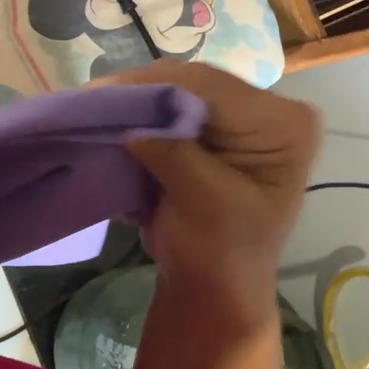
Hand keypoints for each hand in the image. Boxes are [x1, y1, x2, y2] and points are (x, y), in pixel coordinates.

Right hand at [96, 62, 321, 320]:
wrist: (213, 284)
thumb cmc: (222, 252)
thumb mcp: (206, 205)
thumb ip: (175, 158)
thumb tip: (131, 128)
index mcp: (282, 125)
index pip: (211, 87)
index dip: (153, 86)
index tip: (98, 94)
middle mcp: (263, 111)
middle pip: (191, 83)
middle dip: (138, 90)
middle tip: (86, 99)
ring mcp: (234, 119)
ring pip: (173, 91)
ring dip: (132, 100)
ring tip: (88, 105)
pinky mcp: (205, 131)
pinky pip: (165, 109)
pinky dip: (135, 114)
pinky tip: (105, 116)